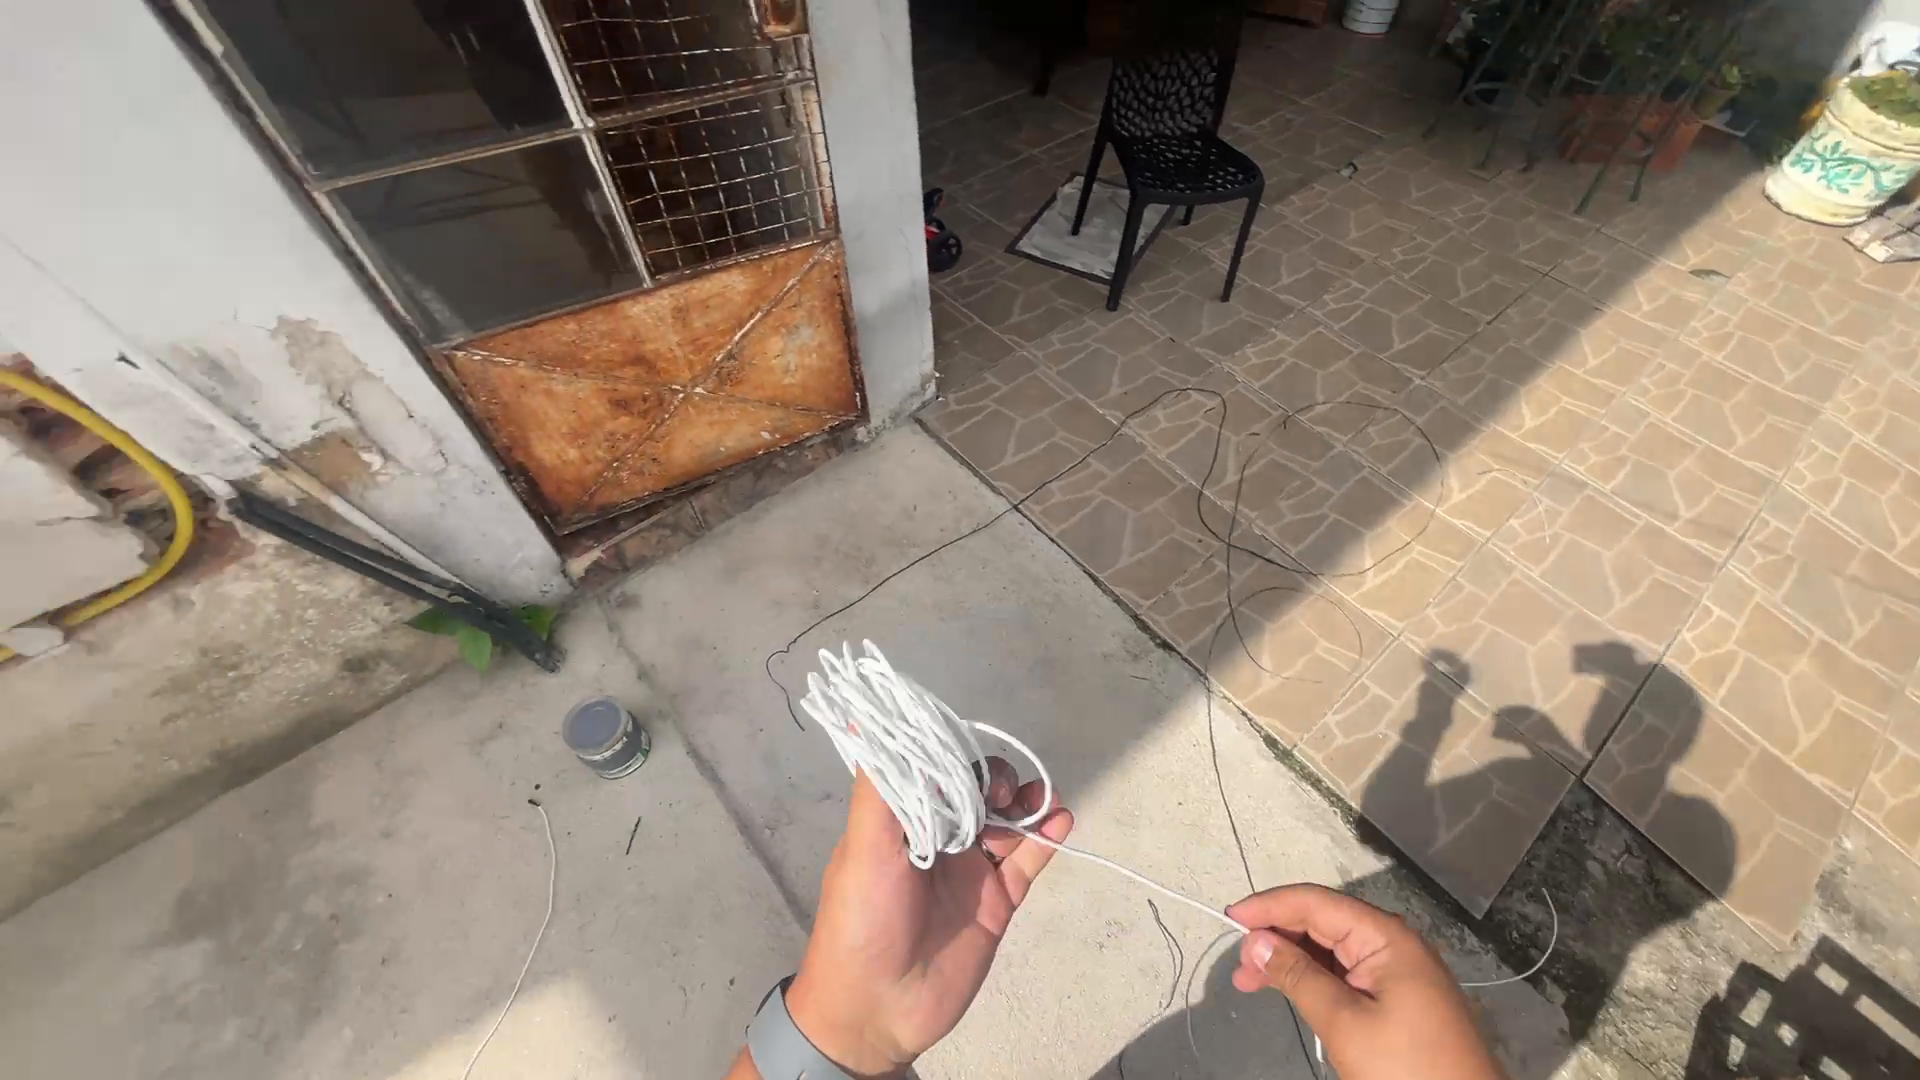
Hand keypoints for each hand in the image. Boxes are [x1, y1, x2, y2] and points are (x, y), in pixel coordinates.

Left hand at [783, 759, 1073, 1077]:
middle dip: (996, 779)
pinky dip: (1047, 838)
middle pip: (979, 790)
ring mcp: (972, 869)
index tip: (970, 755)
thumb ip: (879, 787)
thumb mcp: (864, 846)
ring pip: (1008, 821)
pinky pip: (1029, 861)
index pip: (938, 769)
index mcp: (906, 818)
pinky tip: (1060, 819)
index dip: (958, 755)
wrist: (877, 1010)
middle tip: (1001, 792)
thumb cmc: (862, 918)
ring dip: (1028, 802)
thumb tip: (865, 718)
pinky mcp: (998, 902)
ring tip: (1042, 800)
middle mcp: (940, 836)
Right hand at [1227, 884, 1505, 1079]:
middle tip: (1240, 966)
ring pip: (1328, 948)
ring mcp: (1396, 971)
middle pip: (1320, 922)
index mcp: (1385, 936)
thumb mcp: (1344, 1023)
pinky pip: (1343, 972)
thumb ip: (1296, 975)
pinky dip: (1311, 978)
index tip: (1230, 918)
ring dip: (1289, 959)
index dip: (1268, 906)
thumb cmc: (1407, 1070)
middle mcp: (1391, 943)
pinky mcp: (1397, 998)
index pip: (1314, 902)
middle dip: (1275, 936)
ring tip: (1251, 981)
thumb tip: (1255, 940)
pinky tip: (1287, 988)